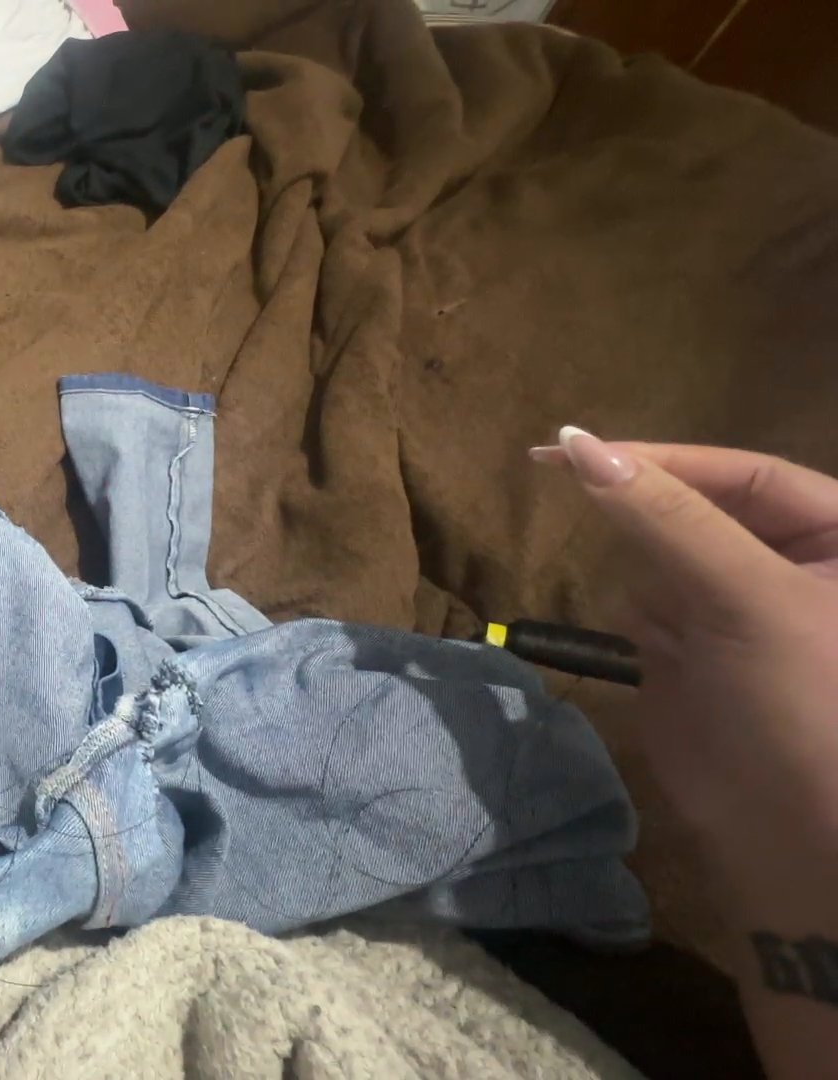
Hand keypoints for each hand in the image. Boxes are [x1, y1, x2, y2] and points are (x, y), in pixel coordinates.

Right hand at [535, 427, 837, 1079]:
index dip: (660, 460)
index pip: (746, 474)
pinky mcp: (698, 647)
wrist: (795, 831)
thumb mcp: (745, 596)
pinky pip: (645, 608)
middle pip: (694, 519)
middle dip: (661, 547)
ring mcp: (746, 610)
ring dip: (655, 598)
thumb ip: (663, 518)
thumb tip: (578, 446)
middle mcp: (801, 568)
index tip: (563, 451)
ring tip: (684, 648)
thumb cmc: (807, 703)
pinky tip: (669, 664)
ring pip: (659, 565)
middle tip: (647, 567)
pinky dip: (642, 629)